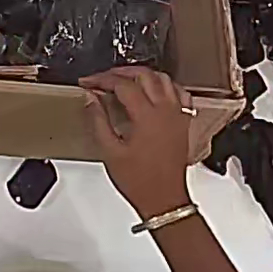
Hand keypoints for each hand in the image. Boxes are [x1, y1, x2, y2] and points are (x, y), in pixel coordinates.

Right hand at [80, 67, 193, 219]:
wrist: (164, 199)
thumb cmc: (139, 181)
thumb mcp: (110, 151)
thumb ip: (99, 120)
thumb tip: (91, 98)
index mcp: (147, 116)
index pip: (122, 85)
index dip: (102, 79)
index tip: (89, 82)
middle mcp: (166, 110)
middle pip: (144, 74)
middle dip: (120, 72)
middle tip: (103, 78)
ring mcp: (178, 114)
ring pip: (163, 78)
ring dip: (142, 74)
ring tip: (125, 79)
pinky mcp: (184, 120)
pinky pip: (178, 92)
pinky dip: (164, 85)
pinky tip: (153, 90)